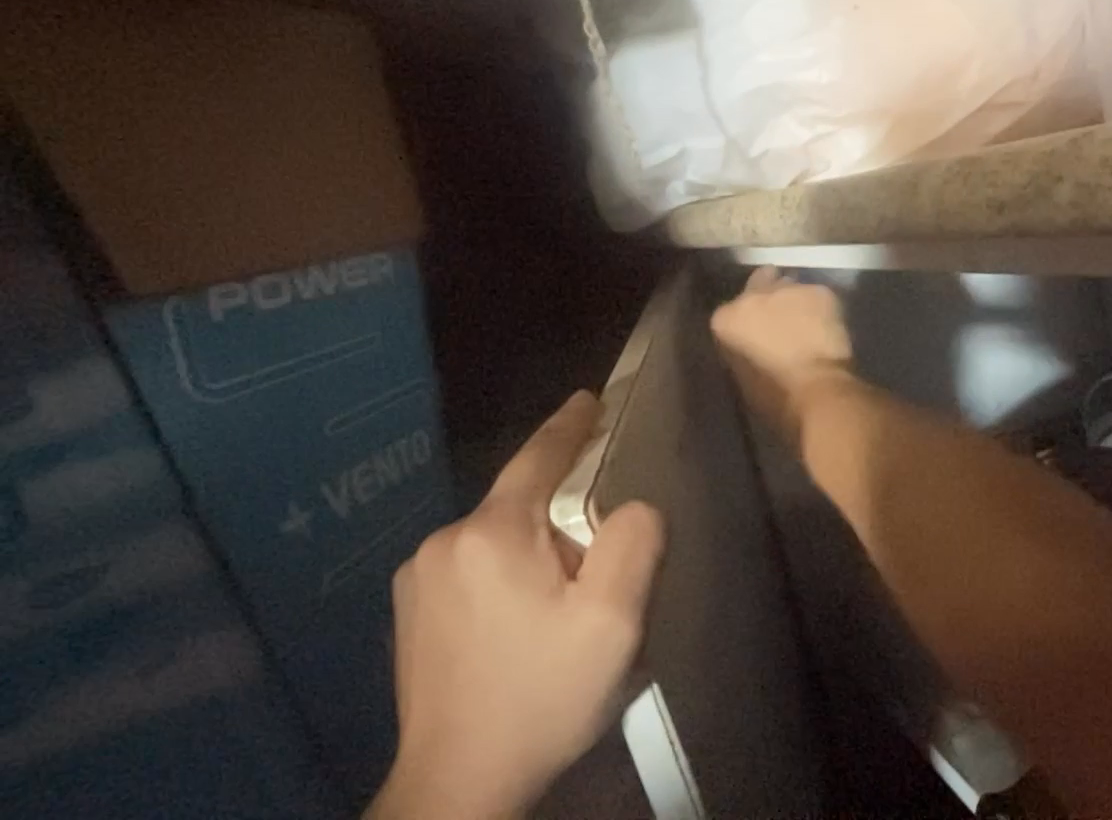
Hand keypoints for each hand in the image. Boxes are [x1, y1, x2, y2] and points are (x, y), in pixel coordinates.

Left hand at [368, 392, 664, 819]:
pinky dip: (508, 571)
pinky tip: (523, 619)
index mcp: (492, 534)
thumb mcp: (613, 619)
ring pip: (499, 536)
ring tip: (564, 603)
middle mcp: (443, 543)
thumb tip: (630, 507)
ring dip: (535, 548)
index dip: (570, 426)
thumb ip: (633, 541)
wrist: (460, 787)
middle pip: (523, 502)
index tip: (590, 398)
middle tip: (600, 565)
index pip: (539, 457)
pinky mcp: (410, 613)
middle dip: (564, 515)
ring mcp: (417, 579)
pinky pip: (474, 565)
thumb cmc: (543, 696)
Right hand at [710, 267, 855, 429]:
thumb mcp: (742, 375)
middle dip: (768, 296)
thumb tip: (754, 343)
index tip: (756, 334)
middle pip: (759, 283)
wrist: (817, 389)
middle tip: (782, 319)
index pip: (729, 311)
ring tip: (808, 322)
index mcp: (725, 320)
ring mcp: (786, 289)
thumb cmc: (775, 396)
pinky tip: (828, 325)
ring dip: (795, 300)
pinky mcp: (819, 291)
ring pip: (790, 286)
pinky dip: (821, 307)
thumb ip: (741, 348)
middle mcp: (751, 296)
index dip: (745, 322)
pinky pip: (818, 294)